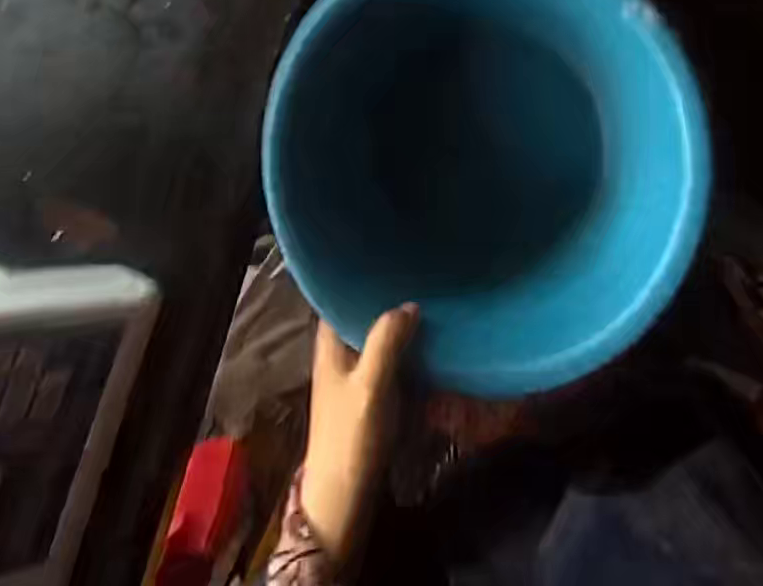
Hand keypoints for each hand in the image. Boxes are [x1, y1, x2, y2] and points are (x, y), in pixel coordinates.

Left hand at [301, 304, 418, 562]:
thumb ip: (386, 341)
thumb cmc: (351, 435)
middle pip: (363, 318)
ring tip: (431, 304)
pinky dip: (408, 354)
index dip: (362, 281)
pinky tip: (430, 345)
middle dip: (389, 303)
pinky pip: (391, 363)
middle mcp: (340, 354)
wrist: (343, 498)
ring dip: (402, 329)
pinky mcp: (371, 396)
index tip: (391, 264)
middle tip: (421, 280)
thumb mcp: (371, 384)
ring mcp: (356, 376)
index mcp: (330, 344)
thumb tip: (410, 304)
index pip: (340, 298)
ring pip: (379, 340)